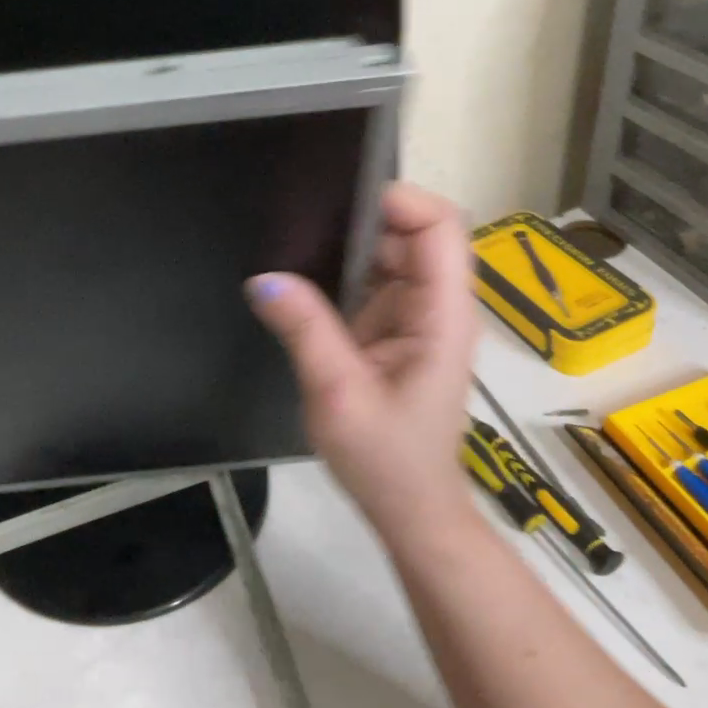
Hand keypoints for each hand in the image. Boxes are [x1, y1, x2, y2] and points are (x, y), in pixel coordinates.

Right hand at [247, 183, 478, 532]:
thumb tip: (264, 279)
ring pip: (392, 256)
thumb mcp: (338, 394)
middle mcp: (439, 307)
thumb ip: (306, 331)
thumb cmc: (386, 459)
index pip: (441, 228)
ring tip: (298, 244)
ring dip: (350, 248)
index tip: (342, 199)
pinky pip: (375, 283)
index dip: (400, 201)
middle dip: (364, 222)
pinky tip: (306, 279)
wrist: (409, 508)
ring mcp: (419, 318)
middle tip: (303, 222)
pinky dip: (343, 275)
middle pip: (414, 235)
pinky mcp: (398, 332)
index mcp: (443, 315)